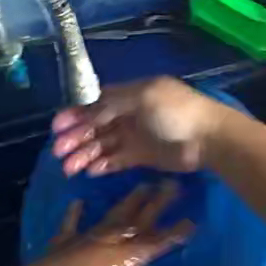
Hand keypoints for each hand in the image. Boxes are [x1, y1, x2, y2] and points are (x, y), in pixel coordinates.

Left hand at [0, 182, 192, 265]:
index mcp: (109, 264)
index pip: (148, 246)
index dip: (171, 234)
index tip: (193, 219)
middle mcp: (95, 247)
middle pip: (131, 222)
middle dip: (154, 204)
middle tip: (173, 184)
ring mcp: (74, 245)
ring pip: (106, 220)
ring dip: (126, 204)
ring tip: (142, 185)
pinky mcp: (56, 250)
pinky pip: (70, 228)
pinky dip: (75, 216)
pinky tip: (78, 202)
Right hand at [49, 77, 228, 176]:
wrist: (209, 138)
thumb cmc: (176, 111)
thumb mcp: (143, 97)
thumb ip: (113, 102)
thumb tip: (87, 107)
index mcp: (131, 94)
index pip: (96, 104)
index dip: (76, 115)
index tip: (57, 127)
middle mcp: (130, 114)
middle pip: (96, 126)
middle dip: (76, 138)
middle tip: (58, 152)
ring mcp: (136, 136)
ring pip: (103, 145)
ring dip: (85, 155)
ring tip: (69, 168)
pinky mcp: (143, 156)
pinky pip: (117, 159)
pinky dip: (103, 164)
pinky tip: (90, 171)